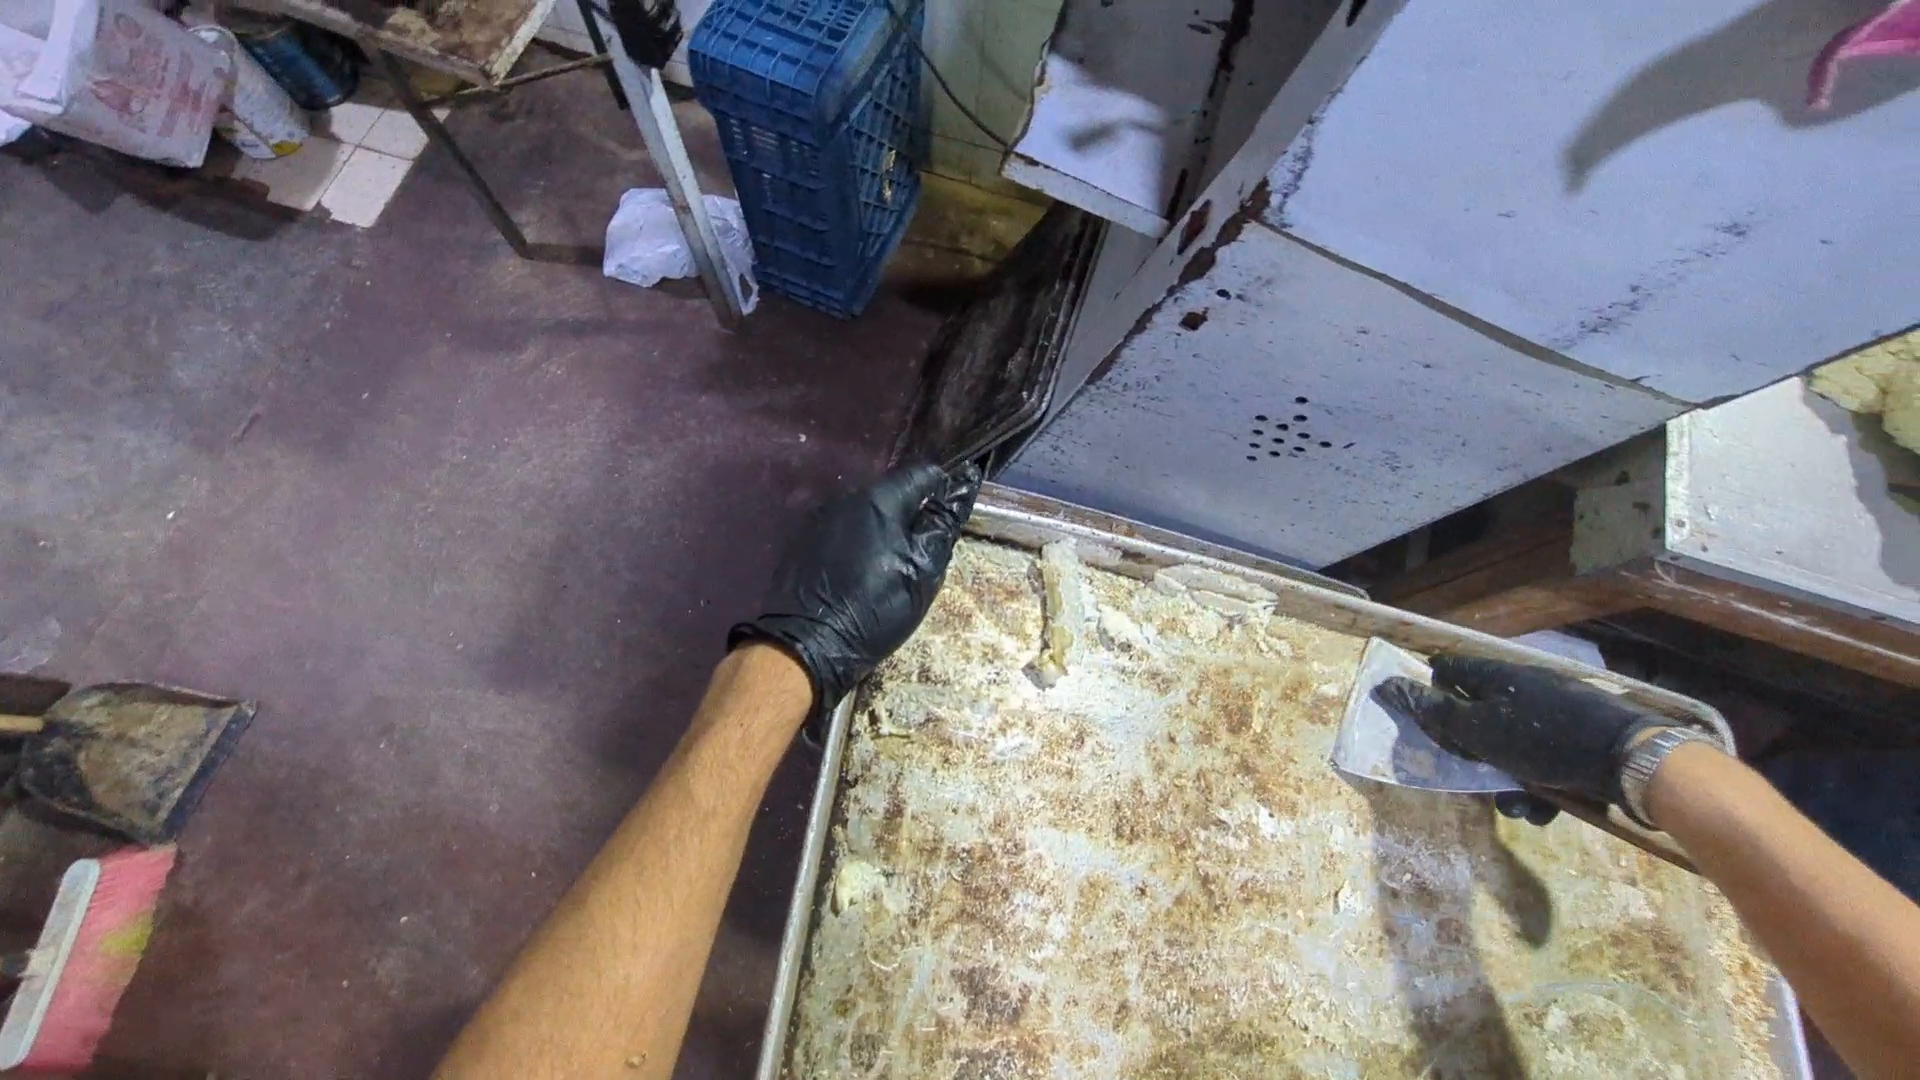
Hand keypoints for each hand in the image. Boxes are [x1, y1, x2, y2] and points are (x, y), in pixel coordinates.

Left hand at [731, 463, 980, 728]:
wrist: (806, 646)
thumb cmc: (874, 609)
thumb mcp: (922, 572)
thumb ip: (943, 525)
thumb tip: (964, 486)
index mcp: (879, 500)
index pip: (923, 473)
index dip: (944, 488)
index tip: (951, 514)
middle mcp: (846, 499)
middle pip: (892, 493)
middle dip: (912, 513)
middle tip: (924, 550)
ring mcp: (820, 519)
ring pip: (867, 513)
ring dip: (884, 529)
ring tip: (891, 564)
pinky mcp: (803, 541)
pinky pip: (843, 530)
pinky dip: (858, 542)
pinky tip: (860, 571)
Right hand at [1377, 655, 1665, 809]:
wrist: (1636, 763)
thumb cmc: (1543, 740)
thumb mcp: (1476, 729)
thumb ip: (1432, 711)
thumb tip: (1387, 685)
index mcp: (1494, 675)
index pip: (1446, 671)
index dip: (1430, 695)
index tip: (1429, 726)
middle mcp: (1523, 688)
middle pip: (1477, 714)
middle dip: (1471, 750)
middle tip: (1471, 774)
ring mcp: (1556, 714)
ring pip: (1511, 745)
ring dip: (1505, 779)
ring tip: (1514, 806)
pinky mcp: (1582, 741)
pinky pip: (1545, 761)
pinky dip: (1539, 786)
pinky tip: (1544, 809)